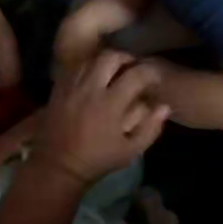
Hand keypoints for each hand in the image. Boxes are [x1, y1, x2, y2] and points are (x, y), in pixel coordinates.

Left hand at [34, 50, 169, 184]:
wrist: (59, 166)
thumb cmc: (98, 159)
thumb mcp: (131, 151)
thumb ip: (151, 128)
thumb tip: (164, 106)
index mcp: (111, 103)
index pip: (136, 74)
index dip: (150, 72)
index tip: (155, 78)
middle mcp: (91, 89)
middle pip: (110, 57)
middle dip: (126, 58)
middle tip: (132, 68)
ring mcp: (72, 87)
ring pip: (91, 59)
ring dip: (106, 61)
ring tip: (113, 70)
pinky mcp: (58, 89)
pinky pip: (74, 68)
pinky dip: (88, 67)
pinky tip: (94, 77)